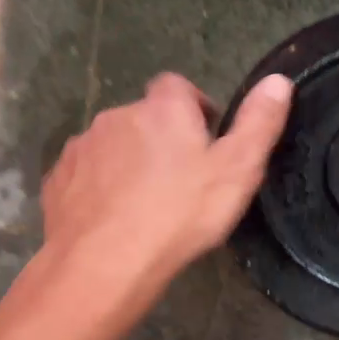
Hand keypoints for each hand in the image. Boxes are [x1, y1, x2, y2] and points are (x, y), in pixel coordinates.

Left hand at [42, 72, 291, 288]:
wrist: (105, 259)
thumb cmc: (182, 212)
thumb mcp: (238, 169)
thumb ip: (259, 123)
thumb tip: (279, 80)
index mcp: (164, 110)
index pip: (178, 86)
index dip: (195, 106)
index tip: (210, 138)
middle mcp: (118, 116)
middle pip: (146, 116)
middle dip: (164, 137)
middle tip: (187, 178)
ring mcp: (83, 147)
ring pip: (116, 145)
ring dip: (134, 161)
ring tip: (153, 201)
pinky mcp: (59, 178)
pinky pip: (88, 173)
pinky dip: (104, 185)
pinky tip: (119, 216)